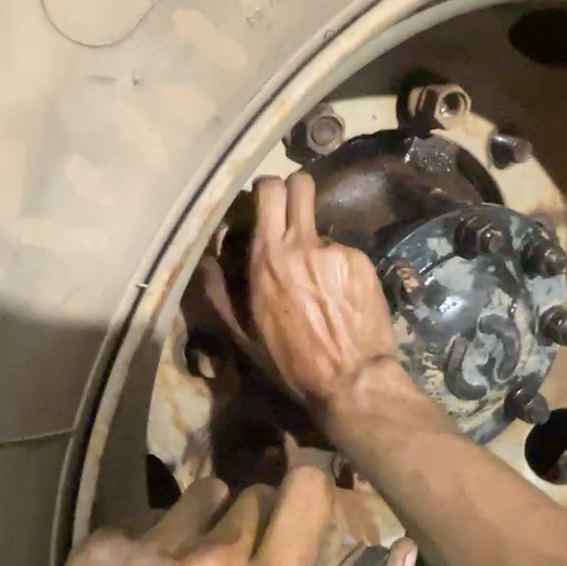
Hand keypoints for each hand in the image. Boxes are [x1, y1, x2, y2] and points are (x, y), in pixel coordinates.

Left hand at [2, 468, 415, 565]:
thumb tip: (405, 559)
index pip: (304, 490)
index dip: (305, 494)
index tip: (299, 508)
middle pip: (252, 495)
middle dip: (252, 524)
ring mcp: (151, 553)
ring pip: (201, 495)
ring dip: (202, 524)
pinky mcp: (103, 547)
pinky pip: (148, 515)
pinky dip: (151, 542)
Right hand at [241, 173, 403, 414]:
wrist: (352, 380)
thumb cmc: (291, 362)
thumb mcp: (244, 334)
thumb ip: (218, 292)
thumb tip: (203, 260)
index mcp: (268, 257)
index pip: (268, 191)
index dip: (266, 188)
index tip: (265, 202)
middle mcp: (303, 244)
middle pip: (300, 185)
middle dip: (295, 190)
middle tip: (292, 214)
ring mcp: (337, 250)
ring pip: (323, 230)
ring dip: (317, 249)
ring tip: (321, 289)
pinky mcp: (363, 262)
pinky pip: (345, 255)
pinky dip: (340, 270)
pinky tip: (342, 300)